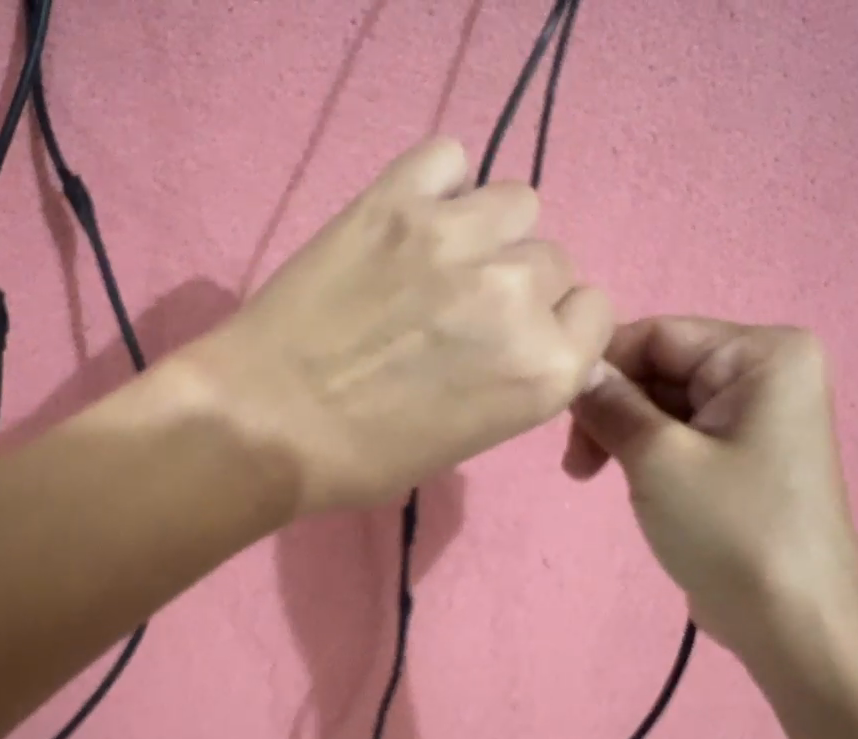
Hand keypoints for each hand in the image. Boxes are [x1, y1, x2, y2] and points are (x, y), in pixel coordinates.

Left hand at [190, 137, 613, 514]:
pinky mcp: (397, 201)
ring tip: (438, 258)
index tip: (517, 335)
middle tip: (462, 308)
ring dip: (489, 230)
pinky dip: (437, 182)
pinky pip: (448, 158)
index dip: (557, 324)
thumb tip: (522, 338)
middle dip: (519, 286)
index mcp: (545, 371)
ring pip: (516, 202)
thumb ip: (515, 381)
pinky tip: (408, 218)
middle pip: (554, 262)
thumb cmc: (361, 460)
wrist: (262, 427)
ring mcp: (458, 239)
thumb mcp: (467, 441)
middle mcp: (518, 297)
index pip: (595, 313)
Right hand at [564, 318, 857, 659]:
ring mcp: (759, 415)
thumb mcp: (656, 458)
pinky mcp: (746, 454)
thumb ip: (609, 403)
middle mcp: (768, 372)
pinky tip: (626, 480)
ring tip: (589, 477)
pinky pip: (681, 433)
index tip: (560, 419)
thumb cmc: (730, 529)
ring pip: (664, 403)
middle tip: (576, 465)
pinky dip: (645, 451)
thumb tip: (575, 370)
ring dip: (621, 434)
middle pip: (661, 367)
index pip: (658, 334)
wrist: (791, 622)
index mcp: (764, 354)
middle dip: (611, 409)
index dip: (601, 368)